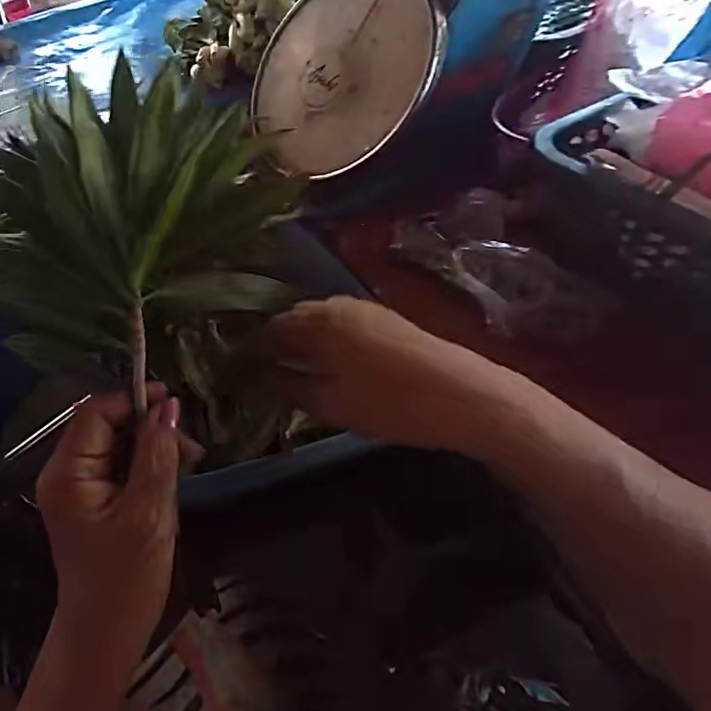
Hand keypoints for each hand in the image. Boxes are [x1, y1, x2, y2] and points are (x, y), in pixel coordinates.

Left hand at [35, 387, 181, 649]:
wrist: (106, 633)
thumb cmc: (127, 579)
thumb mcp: (149, 514)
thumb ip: (157, 456)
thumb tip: (168, 406)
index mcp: (66, 471)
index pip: (93, 413)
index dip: (130, 399)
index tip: (171, 400)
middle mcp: (63, 471)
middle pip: (103, 426)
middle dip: (145, 425)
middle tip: (188, 441)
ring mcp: (74, 486)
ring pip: (113, 445)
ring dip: (148, 445)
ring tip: (188, 459)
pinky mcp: (89, 499)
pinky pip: (115, 467)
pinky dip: (143, 465)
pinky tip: (170, 475)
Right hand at [251, 296, 546, 457]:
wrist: (472, 399)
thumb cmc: (392, 404)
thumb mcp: (330, 404)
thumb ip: (289, 386)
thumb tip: (260, 375)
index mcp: (316, 322)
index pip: (267, 331)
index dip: (250, 351)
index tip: (237, 370)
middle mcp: (335, 305)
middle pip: (291, 319)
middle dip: (274, 341)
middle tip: (263, 370)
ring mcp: (364, 309)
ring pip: (317, 320)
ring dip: (300, 339)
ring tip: (294, 367)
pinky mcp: (386, 318)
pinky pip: (340, 322)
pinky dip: (324, 338)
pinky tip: (329, 361)